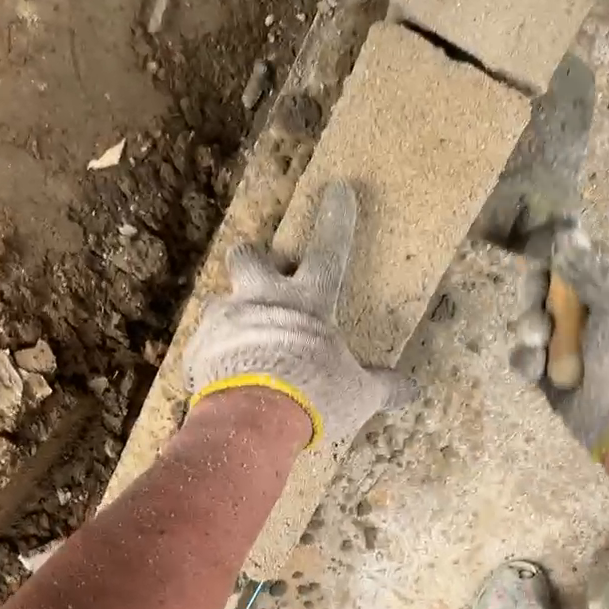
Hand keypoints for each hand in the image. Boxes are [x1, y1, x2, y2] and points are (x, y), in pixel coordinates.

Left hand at [186, 183, 415, 449]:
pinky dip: (213, 359)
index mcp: (307, 301)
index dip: (336, 221)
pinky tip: (223, 380)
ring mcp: (224, 319)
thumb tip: (411, 390)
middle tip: (257, 269)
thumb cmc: (313, 394)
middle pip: (249, 257)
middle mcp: (261, 299)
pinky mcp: (197, 349)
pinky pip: (204, 347)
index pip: (329, 251)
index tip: (338, 190)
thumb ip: (380, 387)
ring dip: (230, 318)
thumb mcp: (357, 394)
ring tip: (240, 346)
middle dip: (252, 258)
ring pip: (220, 302)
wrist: (252, 418)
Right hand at [509, 225, 608, 461]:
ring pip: (533, 321)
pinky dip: (526, 360)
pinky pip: (526, 358)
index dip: (557, 254)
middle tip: (538, 304)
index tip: (537, 255)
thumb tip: (567, 235)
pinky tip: (535, 371)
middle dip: (536, 293)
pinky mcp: (551, 376)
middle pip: (548, 287)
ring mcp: (571, 347)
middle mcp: (595, 314)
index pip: (581, 259)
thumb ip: (592, 267)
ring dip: (530, 328)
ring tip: (539, 343)